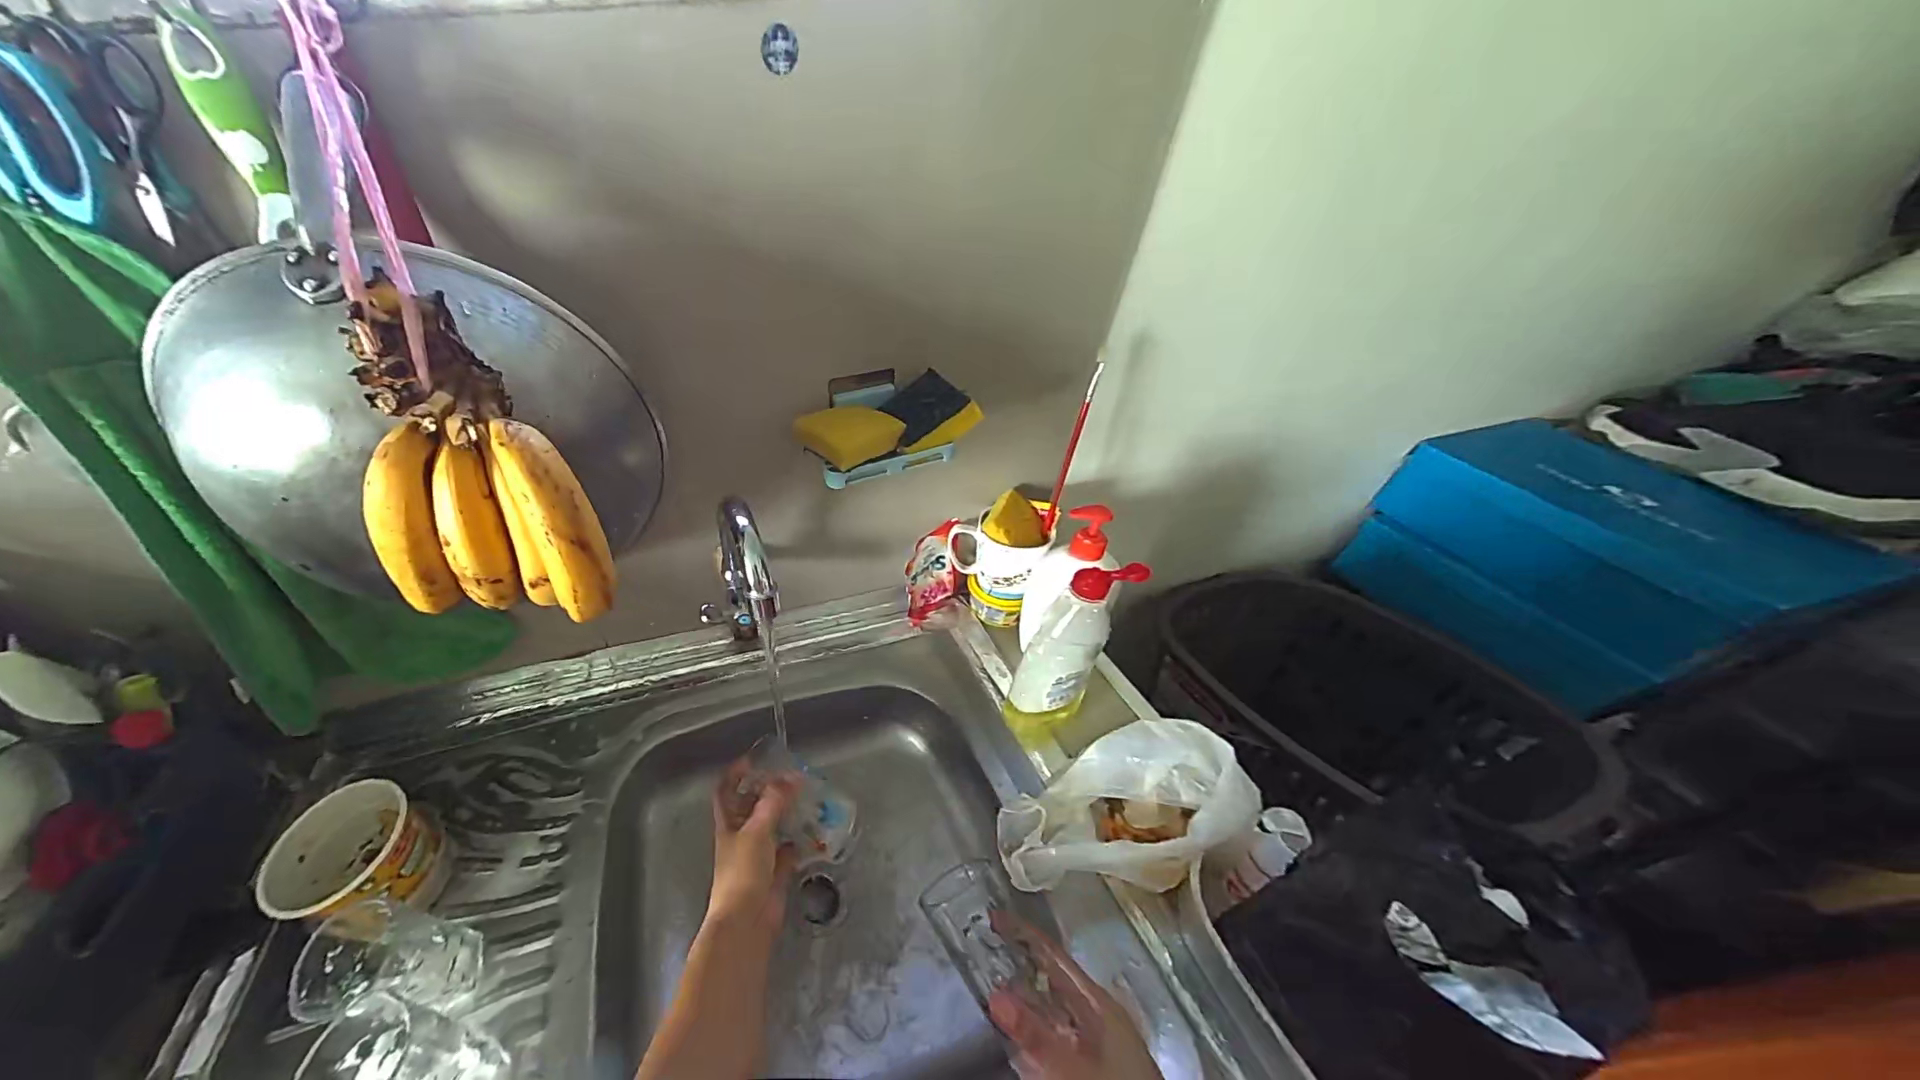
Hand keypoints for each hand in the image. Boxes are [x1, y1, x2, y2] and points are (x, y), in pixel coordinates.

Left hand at [708, 759, 798, 935]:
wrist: (746, 921)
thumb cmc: (743, 872)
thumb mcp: (757, 831)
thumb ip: (773, 803)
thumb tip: (790, 778)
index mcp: (728, 824)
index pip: (726, 791)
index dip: (736, 774)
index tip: (755, 759)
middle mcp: (741, 836)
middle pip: (753, 806)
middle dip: (770, 790)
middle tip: (793, 776)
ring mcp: (758, 855)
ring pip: (773, 826)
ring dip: (788, 813)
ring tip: (808, 798)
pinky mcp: (776, 872)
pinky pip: (788, 850)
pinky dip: (800, 840)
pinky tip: (814, 830)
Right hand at [986, 912, 1162, 1079]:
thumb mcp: (1071, 1063)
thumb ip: (1035, 1033)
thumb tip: (993, 994)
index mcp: (1097, 999)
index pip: (1054, 955)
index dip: (1024, 934)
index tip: (994, 916)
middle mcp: (1099, 1012)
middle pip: (1054, 978)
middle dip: (1021, 963)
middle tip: (986, 947)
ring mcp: (1100, 1038)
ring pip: (1056, 1006)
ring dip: (1027, 997)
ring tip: (994, 983)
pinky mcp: (1096, 1060)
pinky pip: (1060, 1031)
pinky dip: (1038, 1026)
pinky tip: (1021, 1034)